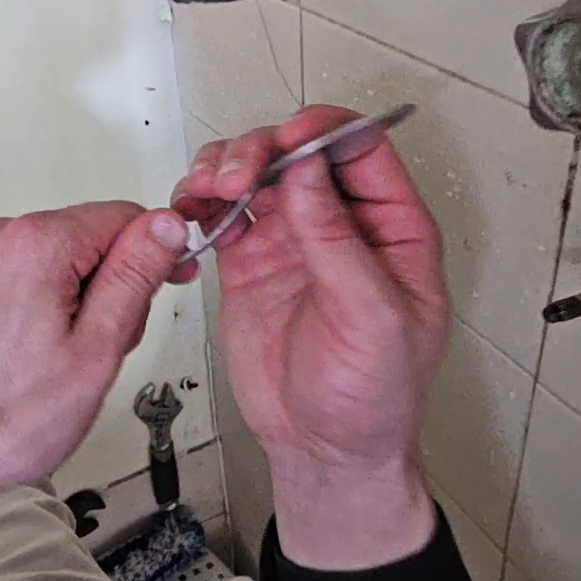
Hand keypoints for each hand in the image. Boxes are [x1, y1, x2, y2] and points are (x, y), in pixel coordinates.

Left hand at [0, 202, 192, 504]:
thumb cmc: (5, 417)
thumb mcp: (96, 349)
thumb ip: (135, 276)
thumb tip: (166, 225)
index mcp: (38, 244)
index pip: (125, 216)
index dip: (156, 251)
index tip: (167, 283)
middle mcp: (4, 236)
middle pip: (94, 235)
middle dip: (116, 283)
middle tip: (106, 343)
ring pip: (67, 256)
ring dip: (86, 297)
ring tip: (70, 355)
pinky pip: (34, 270)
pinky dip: (54, 302)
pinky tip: (45, 348)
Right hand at [175, 106, 449, 569]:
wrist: (320, 447)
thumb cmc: (370, 396)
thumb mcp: (371, 320)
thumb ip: (336, 242)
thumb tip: (304, 172)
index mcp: (389, 228)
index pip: (359, 151)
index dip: (322, 133)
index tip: (289, 139)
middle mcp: (337, 222)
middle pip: (293, 152)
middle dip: (258, 151)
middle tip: (233, 178)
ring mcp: (288, 238)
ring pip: (251, 172)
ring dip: (222, 168)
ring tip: (204, 192)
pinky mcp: (247, 259)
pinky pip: (220, 211)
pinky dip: (199, 201)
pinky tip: (191, 212)